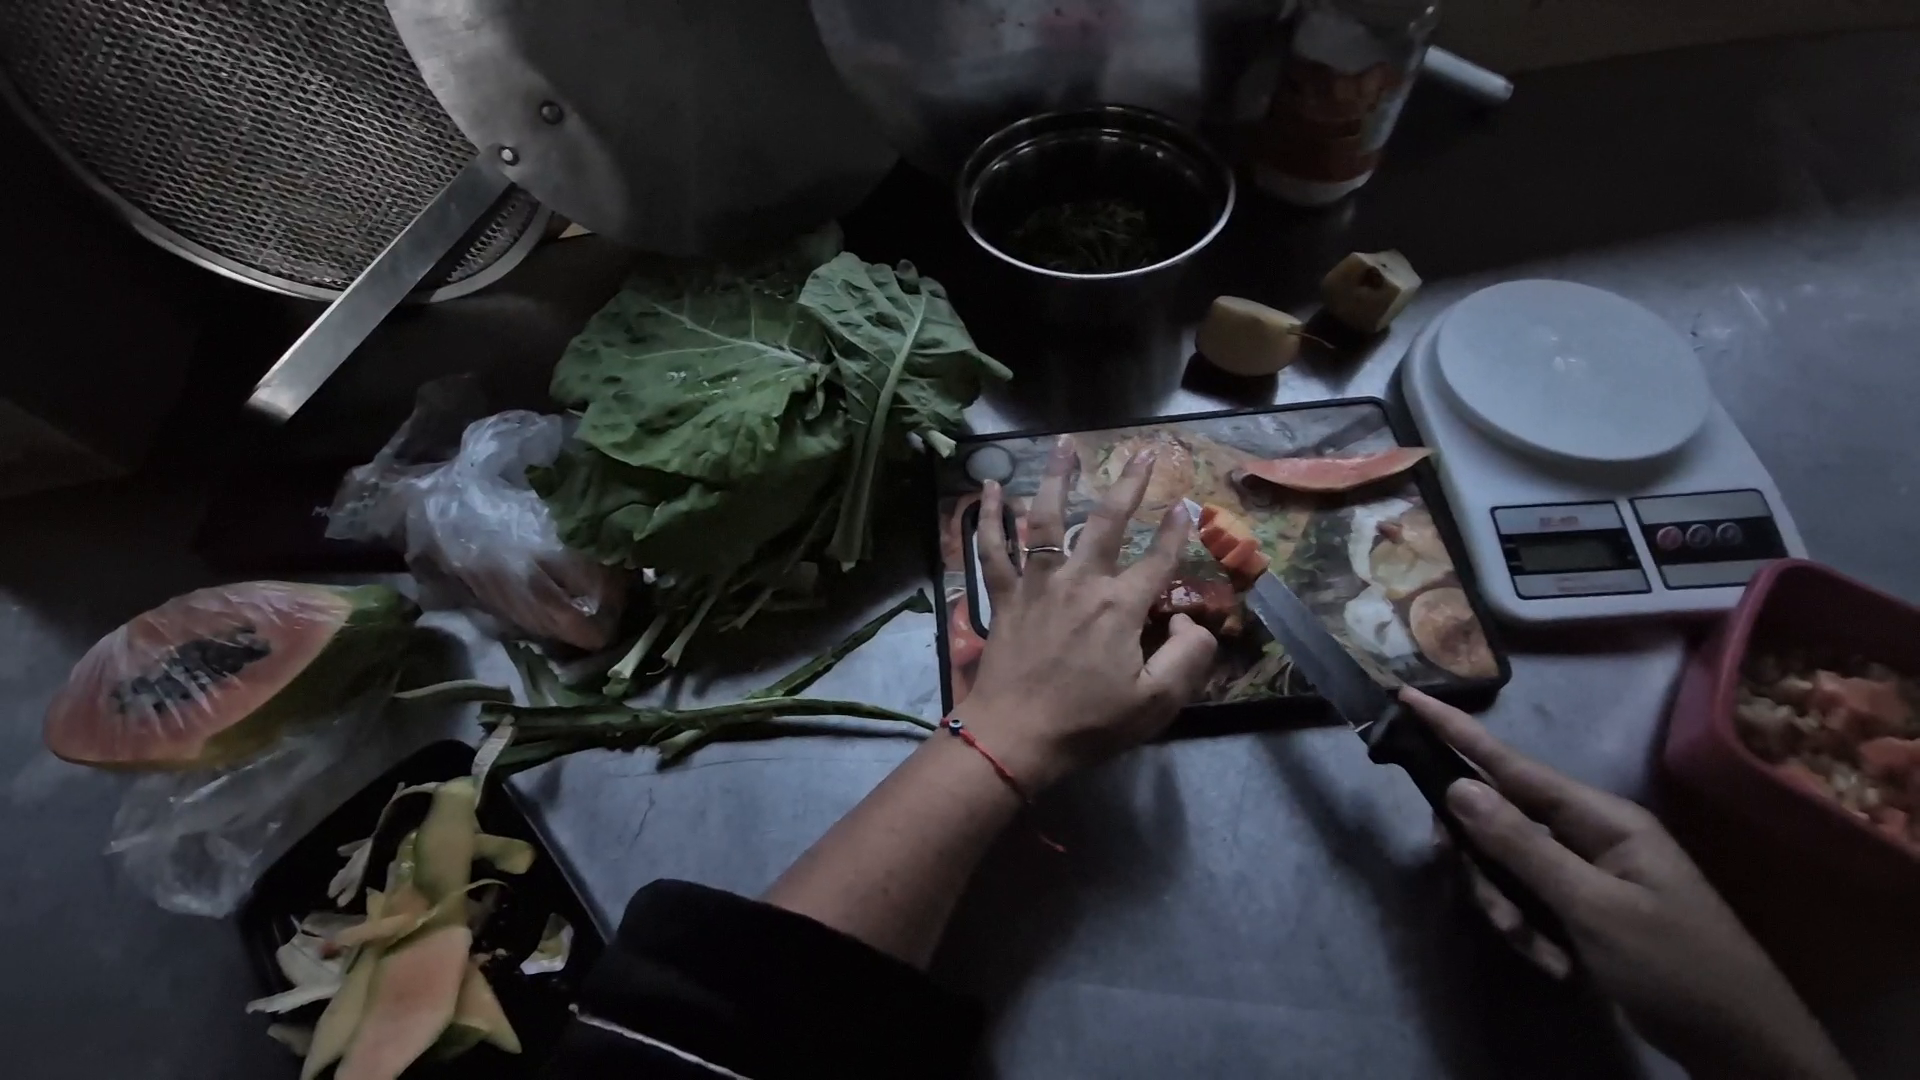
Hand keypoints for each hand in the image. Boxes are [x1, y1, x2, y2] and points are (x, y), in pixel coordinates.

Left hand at [955, 438, 1216, 790]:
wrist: (1016, 737)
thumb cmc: (1088, 723)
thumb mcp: (1156, 703)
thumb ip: (1188, 658)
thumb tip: (1194, 621)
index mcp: (1119, 607)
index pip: (1157, 559)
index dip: (1175, 531)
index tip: (1185, 503)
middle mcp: (1079, 582)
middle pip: (1106, 521)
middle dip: (1128, 483)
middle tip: (1143, 452)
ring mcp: (1037, 584)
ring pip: (1046, 518)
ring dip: (1056, 477)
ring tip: (1064, 443)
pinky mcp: (1004, 595)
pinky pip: (992, 548)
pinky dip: (989, 516)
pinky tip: (989, 487)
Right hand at [1402, 688, 1853, 1079]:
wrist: (1746, 1052)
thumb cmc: (1677, 968)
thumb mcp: (1594, 908)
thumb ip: (1520, 844)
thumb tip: (1456, 785)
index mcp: (1598, 817)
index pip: (1508, 761)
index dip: (1453, 728)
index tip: (1405, 696)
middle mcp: (1584, 831)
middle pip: (1493, 821)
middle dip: (1482, 867)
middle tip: (1492, 907)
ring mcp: (1580, 867)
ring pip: (1500, 863)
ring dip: (1507, 908)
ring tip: (1538, 951)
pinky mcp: (1576, 902)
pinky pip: (1522, 896)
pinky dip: (1527, 929)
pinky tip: (1556, 963)